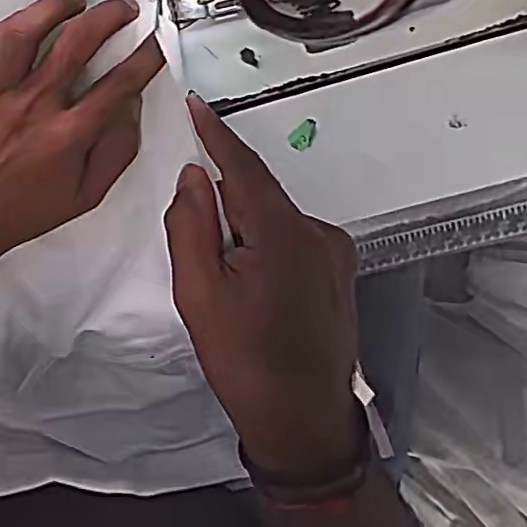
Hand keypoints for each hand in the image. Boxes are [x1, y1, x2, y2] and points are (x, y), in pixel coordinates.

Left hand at [0, 0, 165, 306]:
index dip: (145, 57)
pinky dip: (13, 23)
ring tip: (75, 3)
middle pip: (79, 42)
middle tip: (122, 11)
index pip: (119, 83)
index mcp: (66, 136)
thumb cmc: (16, 209)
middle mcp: (33, 107)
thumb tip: (130, 112)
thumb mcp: (84, 195)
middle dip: (109, 17)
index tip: (154, 44)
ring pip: (29, 31)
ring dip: (56, 7)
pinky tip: (29, 20)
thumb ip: (116, 152)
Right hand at [165, 95, 362, 482]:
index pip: (241, 166)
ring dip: (241, 218)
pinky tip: (247, 272)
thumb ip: (191, 225)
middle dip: (221, 187)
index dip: (214, 133)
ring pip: (272, 211)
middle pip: (257, 188)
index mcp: (281, 234)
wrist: (302, 421)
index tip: (195, 105)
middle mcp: (316, 232)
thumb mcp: (198, 293)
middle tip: (189, 206)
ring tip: (220, 263)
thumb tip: (193, 177)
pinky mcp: (338, 266)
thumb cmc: (244, 361)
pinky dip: (261, 234)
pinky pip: (289, 231)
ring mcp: (333, 250)